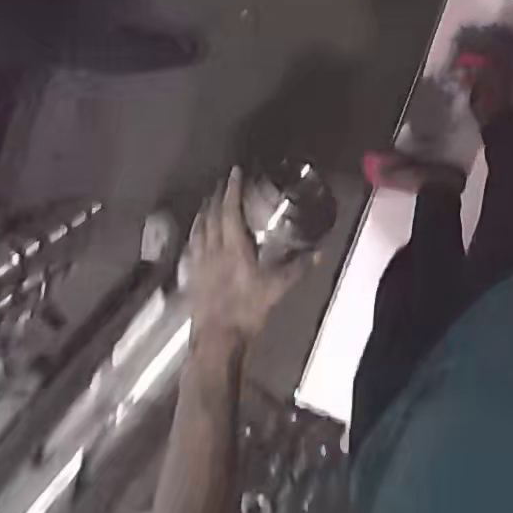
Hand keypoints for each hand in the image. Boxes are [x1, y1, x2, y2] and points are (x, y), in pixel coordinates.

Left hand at [183, 168, 308, 346]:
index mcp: (232, 247)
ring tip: (210, 202)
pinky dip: (196, 232)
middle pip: (211, 215)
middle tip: (224, 184)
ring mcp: (199, 263)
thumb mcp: (278, 287)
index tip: (235, 172)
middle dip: (217, 196)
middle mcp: (212, 249)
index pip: (229, 210)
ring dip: (204, 212)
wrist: (217, 339)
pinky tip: (199, 235)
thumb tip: (320, 252)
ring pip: (198, 229)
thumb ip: (298, 268)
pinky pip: (192, 245)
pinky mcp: (192, 276)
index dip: (232, 189)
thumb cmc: (248, 309)